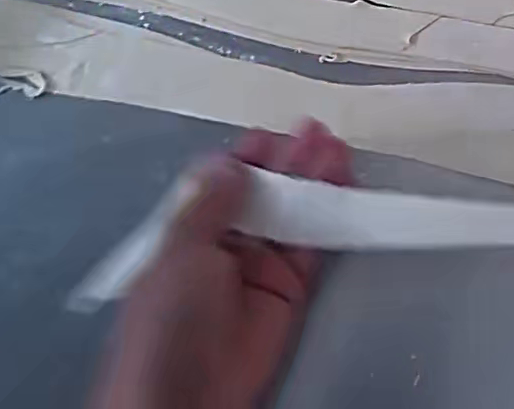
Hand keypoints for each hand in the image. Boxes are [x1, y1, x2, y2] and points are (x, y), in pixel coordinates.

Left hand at [91, 120, 353, 408]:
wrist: (187, 402)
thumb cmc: (168, 325)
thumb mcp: (178, 258)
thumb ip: (209, 207)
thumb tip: (228, 161)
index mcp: (191, 234)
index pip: (224, 183)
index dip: (248, 158)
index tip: (271, 137)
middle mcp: (230, 242)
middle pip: (266, 190)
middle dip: (290, 159)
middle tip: (315, 131)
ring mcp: (264, 261)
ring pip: (296, 207)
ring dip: (316, 176)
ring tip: (335, 146)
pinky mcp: (294, 282)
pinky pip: (317, 238)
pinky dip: (334, 209)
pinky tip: (345, 182)